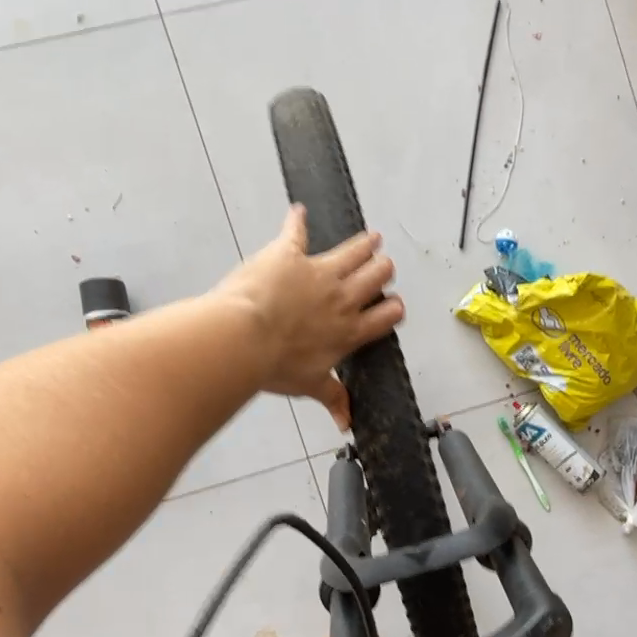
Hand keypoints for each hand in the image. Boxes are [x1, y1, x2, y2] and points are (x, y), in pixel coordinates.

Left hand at [211, 205, 404, 430]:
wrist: (243, 338)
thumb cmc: (277, 366)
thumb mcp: (310, 385)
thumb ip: (334, 398)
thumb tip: (347, 424)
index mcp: (350, 331)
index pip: (387, 315)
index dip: (393, 308)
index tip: (393, 305)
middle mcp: (343, 298)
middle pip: (378, 276)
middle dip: (383, 270)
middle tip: (382, 267)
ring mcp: (318, 271)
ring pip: (355, 250)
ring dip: (365, 243)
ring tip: (372, 238)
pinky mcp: (288, 252)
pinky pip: (296, 230)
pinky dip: (296, 220)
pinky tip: (298, 212)